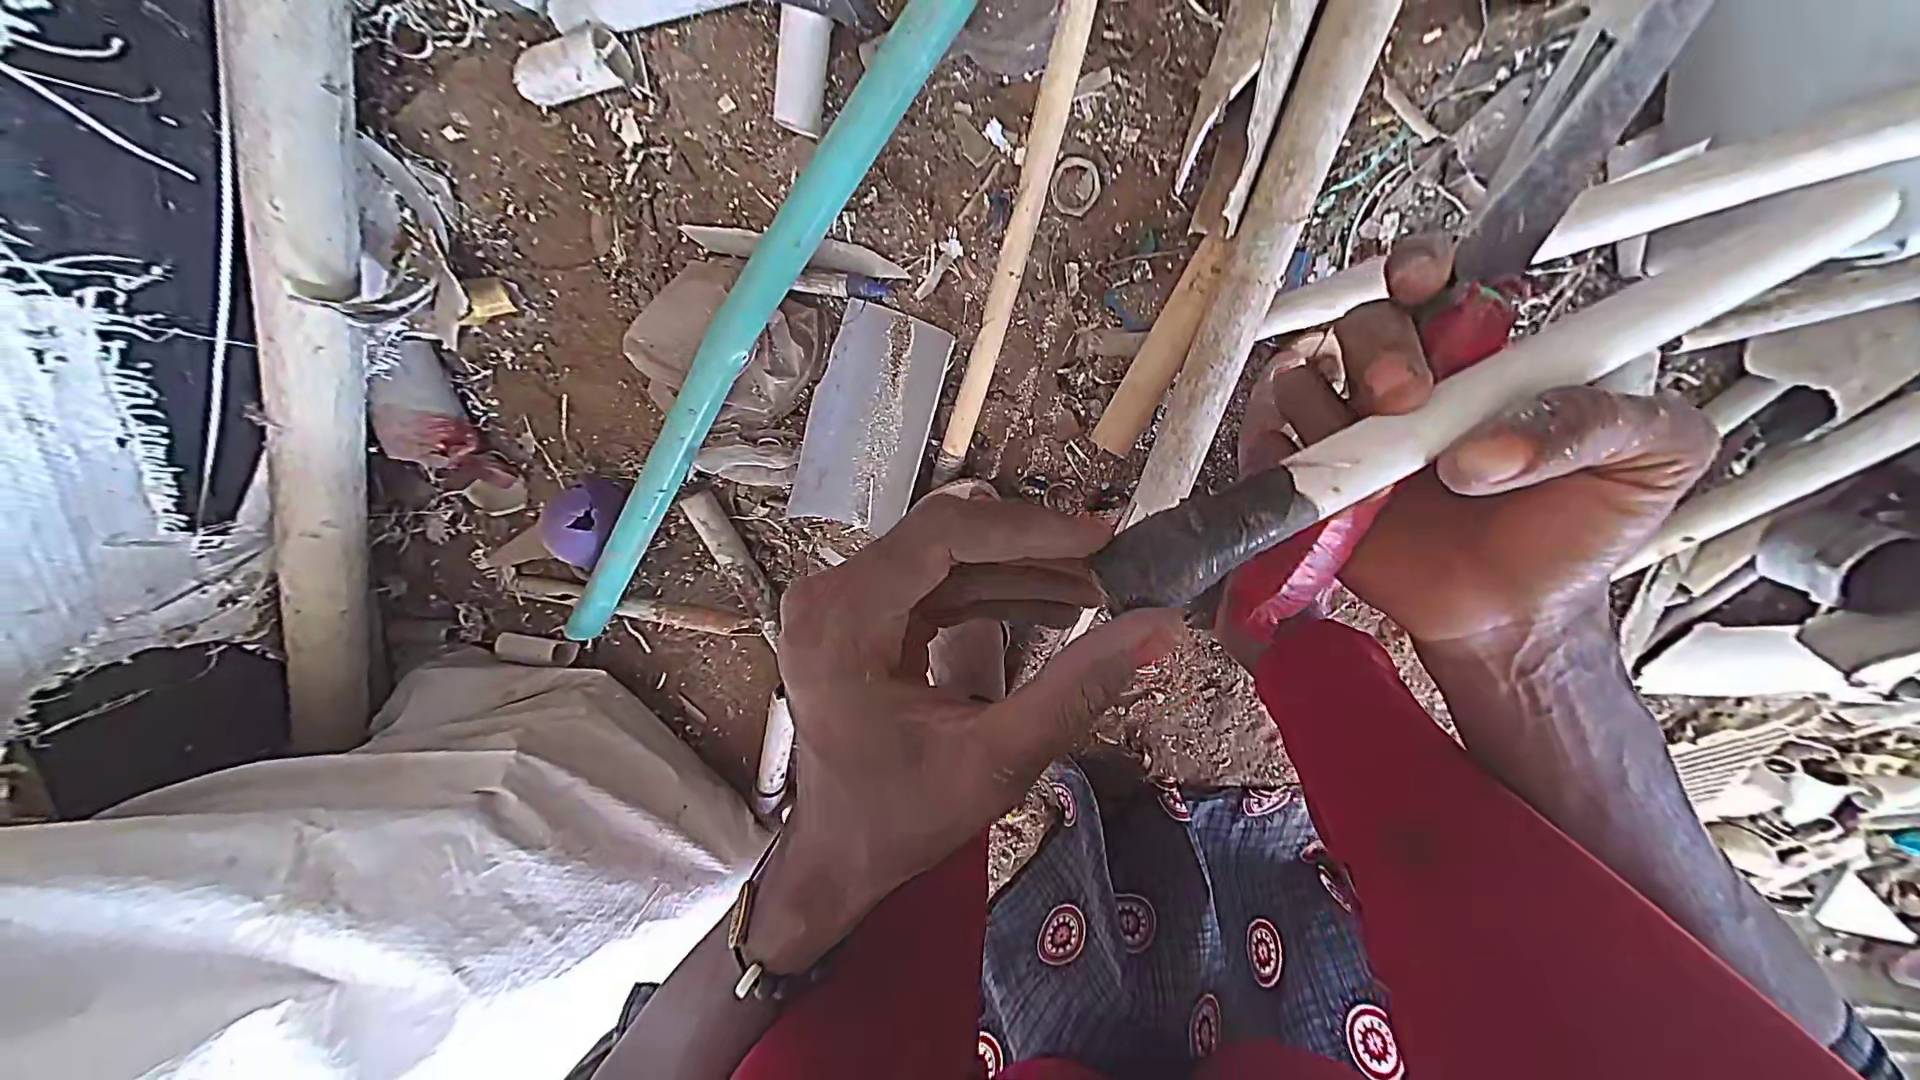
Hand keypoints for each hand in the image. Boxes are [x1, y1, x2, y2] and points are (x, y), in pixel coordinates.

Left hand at [745, 494, 1183, 972]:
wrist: (836, 850)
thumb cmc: (898, 817)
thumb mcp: (997, 759)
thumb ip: (1079, 687)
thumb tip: (1158, 627)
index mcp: (842, 620)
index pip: (942, 535)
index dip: (1028, 528)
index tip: (1099, 537)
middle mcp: (831, 592)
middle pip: (945, 536)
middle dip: (1032, 548)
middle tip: (1106, 563)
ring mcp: (842, 598)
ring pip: (948, 554)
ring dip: (1021, 569)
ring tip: (1091, 590)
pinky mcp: (863, 610)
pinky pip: (938, 580)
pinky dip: (995, 589)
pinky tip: (1050, 606)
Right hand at [1239, 237, 1719, 646]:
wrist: (1506, 612)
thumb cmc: (1574, 532)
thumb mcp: (1650, 461)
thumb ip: (1597, 420)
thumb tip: (1488, 444)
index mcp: (1488, 361)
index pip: (1440, 287)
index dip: (1416, 267)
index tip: (1420, 283)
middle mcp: (1412, 386)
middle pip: (1362, 323)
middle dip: (1378, 350)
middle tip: (1406, 398)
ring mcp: (1355, 432)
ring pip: (1302, 379)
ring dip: (1324, 408)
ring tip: (1369, 460)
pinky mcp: (1316, 477)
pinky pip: (1271, 447)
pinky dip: (1278, 455)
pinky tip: (1318, 477)